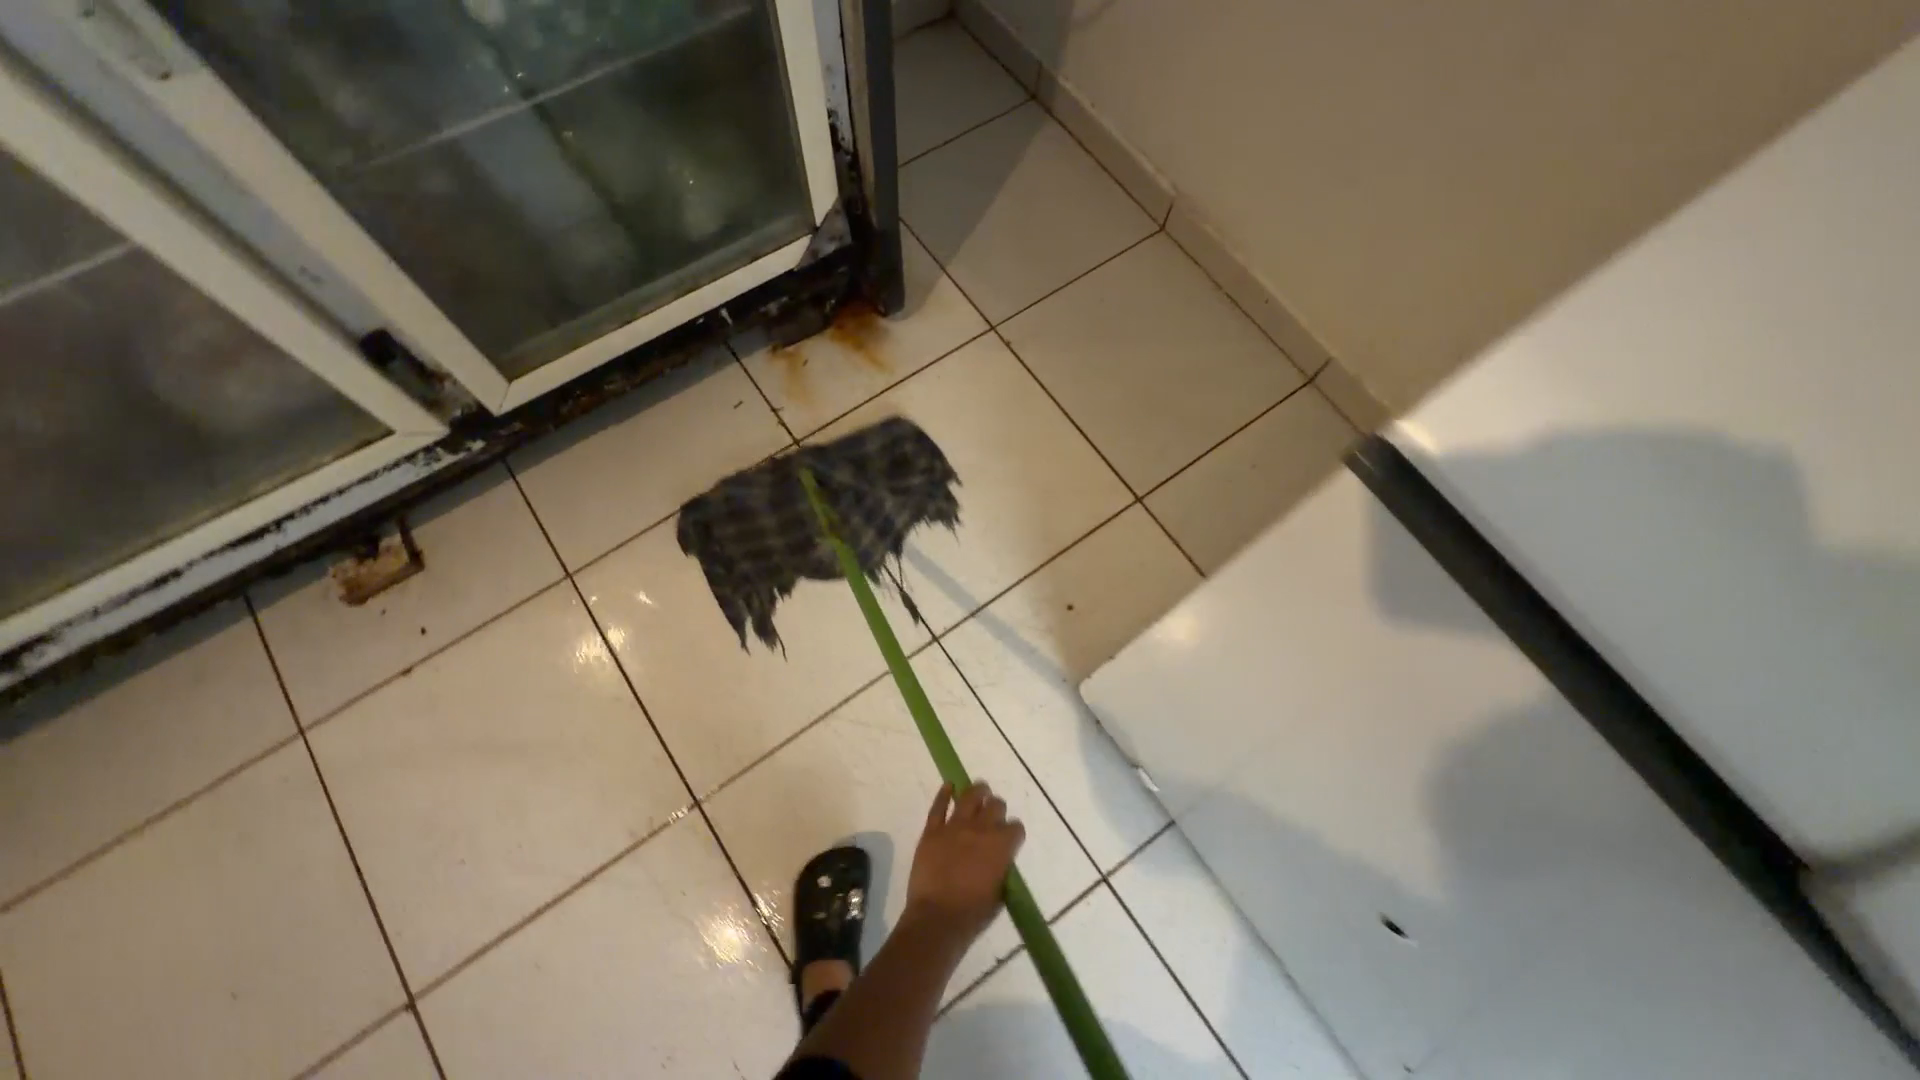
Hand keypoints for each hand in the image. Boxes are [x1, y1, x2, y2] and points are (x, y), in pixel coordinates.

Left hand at [904, 782, 1025, 942]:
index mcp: (1001, 846)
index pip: (1015, 828)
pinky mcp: (932, 831)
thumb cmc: (972, 912)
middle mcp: (980, 830)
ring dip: (977, 792)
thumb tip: (999, 859)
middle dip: (997, 808)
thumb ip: (1001, 869)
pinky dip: (944, 794)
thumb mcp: (999, 893)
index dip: (1014, 831)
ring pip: (969, 798)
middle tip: (994, 813)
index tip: (1010, 836)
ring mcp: (954, 827)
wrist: (937, 917)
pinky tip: (949, 786)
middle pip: (995, 806)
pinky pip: (938, 807)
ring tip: (979, 789)